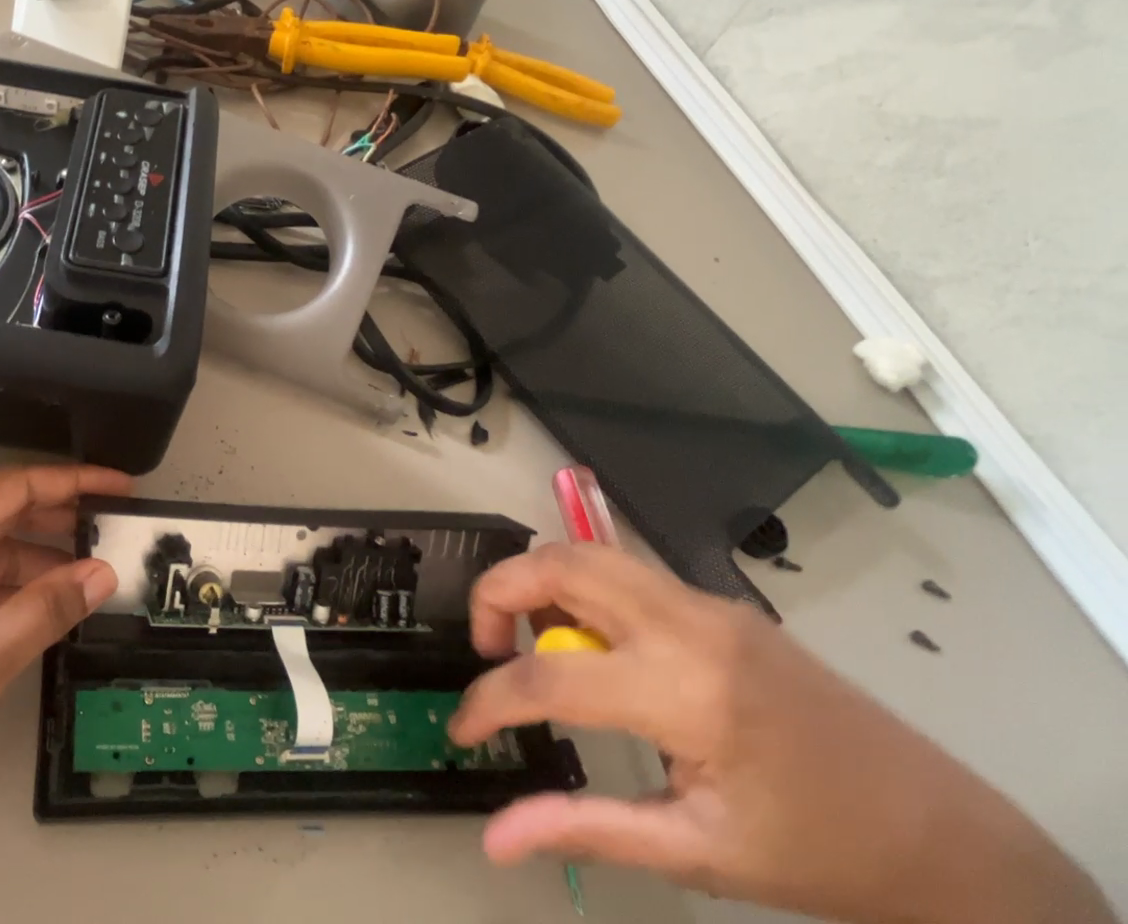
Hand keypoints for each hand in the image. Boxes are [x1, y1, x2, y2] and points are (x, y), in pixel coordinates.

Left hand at [0, 464, 128, 833]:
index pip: (13, 487)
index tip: (123, 488)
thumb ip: (41, 612)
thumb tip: (101, 572)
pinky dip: (12, 600)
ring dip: (40, 568)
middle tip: (119, 538)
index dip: (73, 482)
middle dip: (61, 525)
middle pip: (2, 518)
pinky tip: (47, 619)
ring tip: (96, 584)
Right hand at [450, 544, 1112, 923]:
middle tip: (486, 650)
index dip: (487, 702)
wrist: (944, 835)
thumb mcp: (695, 853)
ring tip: (529, 644)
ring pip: (593, 554)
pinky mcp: (724, 609)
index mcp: (688, 695)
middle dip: (497, 592)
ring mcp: (712, 608)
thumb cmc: (817, 852)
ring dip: (539, 583)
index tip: (463, 732)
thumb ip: (585, 830)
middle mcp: (693, 628)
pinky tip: (590, 648)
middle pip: (563, 563)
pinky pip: (629, 575)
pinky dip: (581, 592)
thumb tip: (491, 838)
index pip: (548, 676)